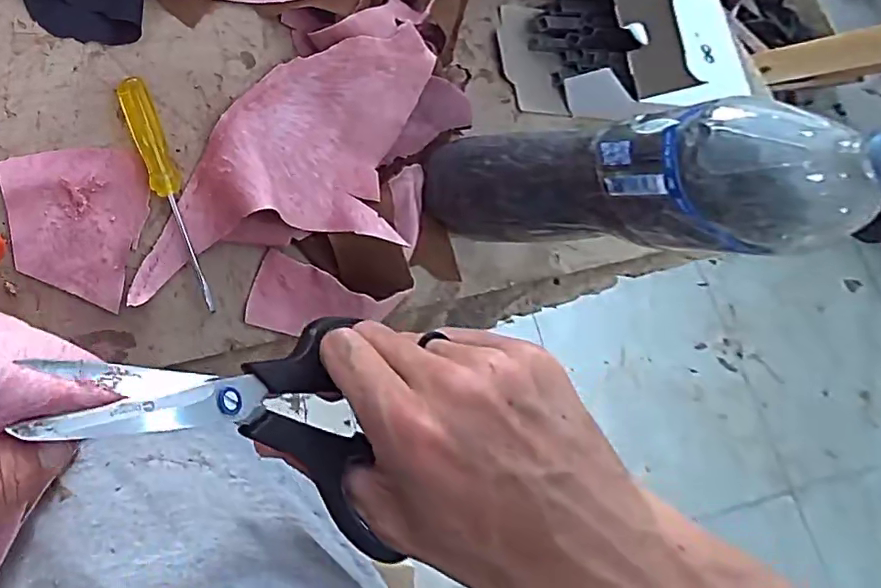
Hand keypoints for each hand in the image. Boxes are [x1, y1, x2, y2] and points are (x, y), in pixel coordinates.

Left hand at [0, 332, 75, 587]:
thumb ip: (5, 474)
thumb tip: (68, 435)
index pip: (17, 363)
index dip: (61, 392)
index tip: (105, 415)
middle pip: (13, 379)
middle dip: (39, 421)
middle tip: (62, 462)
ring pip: (2, 404)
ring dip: (20, 443)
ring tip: (30, 480)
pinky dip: (0, 453)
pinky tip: (0, 483)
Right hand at [311, 323, 782, 587]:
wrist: (591, 548)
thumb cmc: (490, 544)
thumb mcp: (399, 522)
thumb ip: (338, 468)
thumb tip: (289, 437)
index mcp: (408, 422)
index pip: (344, 344)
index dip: (335, 360)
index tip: (342, 376)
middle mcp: (447, 379)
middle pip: (379, 333)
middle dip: (374, 361)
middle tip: (394, 396)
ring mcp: (492, 360)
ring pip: (425, 337)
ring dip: (422, 364)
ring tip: (451, 406)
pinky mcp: (527, 352)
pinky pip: (470, 340)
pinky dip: (465, 363)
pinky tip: (486, 401)